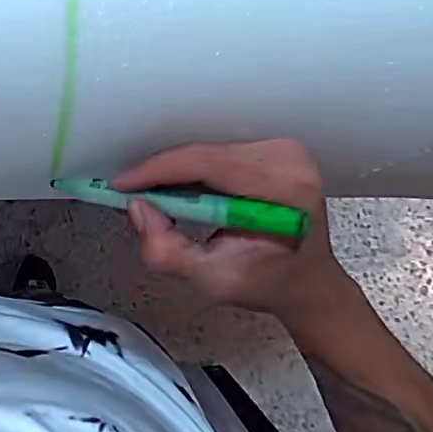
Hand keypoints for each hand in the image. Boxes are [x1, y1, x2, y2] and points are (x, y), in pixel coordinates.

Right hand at [116, 139, 363, 326]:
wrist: (307, 281)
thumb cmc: (269, 281)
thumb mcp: (212, 281)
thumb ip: (168, 251)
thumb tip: (139, 210)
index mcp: (283, 190)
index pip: (207, 163)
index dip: (158, 172)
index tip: (125, 185)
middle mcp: (288, 161)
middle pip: (204, 153)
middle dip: (162, 174)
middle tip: (134, 196)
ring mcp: (284, 151)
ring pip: (207, 150)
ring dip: (177, 172)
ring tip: (158, 198)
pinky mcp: (275, 149)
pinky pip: (219, 151)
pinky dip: (194, 170)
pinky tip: (185, 193)